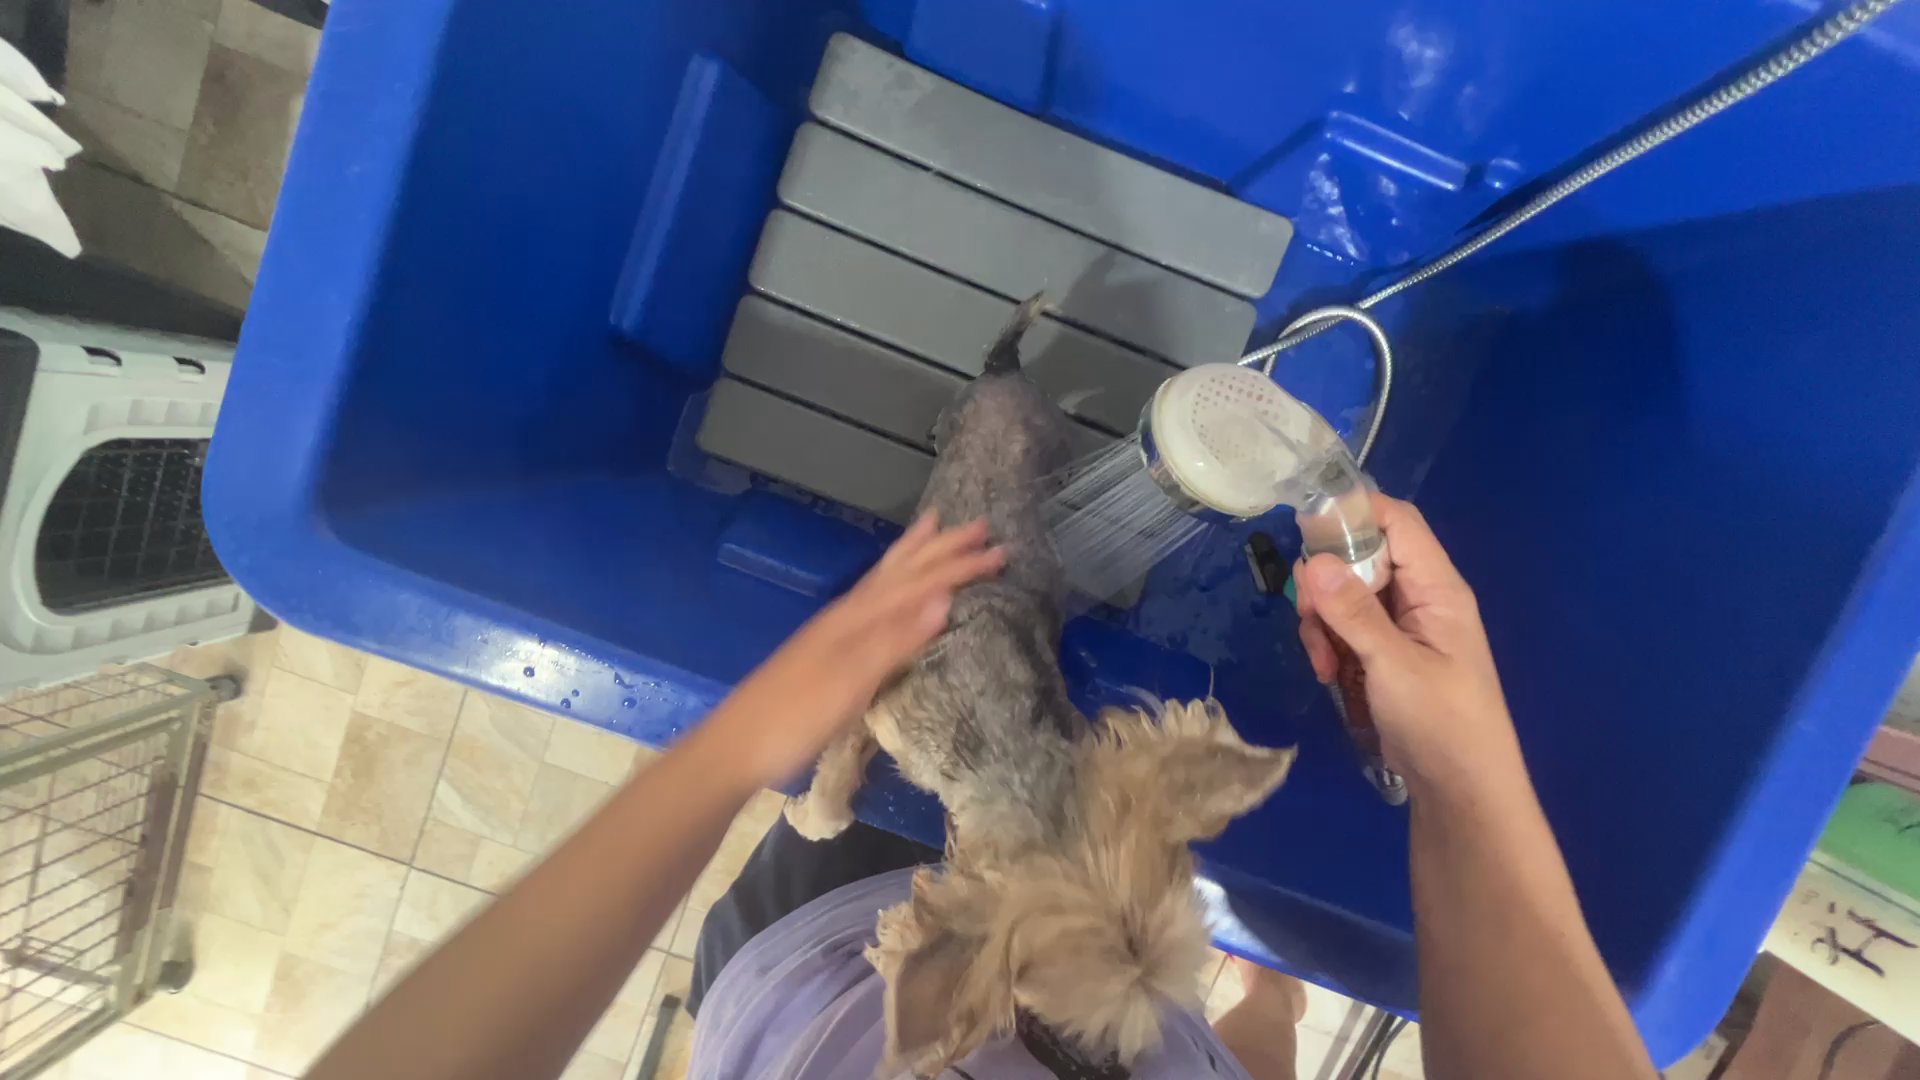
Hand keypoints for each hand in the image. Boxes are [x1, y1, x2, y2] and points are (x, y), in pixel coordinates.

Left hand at [710, 514, 1005, 789]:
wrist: (736, 746)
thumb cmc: (795, 718)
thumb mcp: (850, 684)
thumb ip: (895, 642)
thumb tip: (945, 599)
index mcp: (858, 618)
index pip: (918, 582)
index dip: (958, 566)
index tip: (998, 551)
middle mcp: (849, 613)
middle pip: (902, 570)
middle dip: (942, 547)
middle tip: (979, 525)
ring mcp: (836, 627)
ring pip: (884, 577)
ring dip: (914, 552)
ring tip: (933, 525)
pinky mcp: (830, 645)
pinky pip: (873, 596)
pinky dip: (892, 579)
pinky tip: (891, 587)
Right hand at [1293, 493, 1522, 792]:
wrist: (1460, 789)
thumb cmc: (1442, 723)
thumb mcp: (1394, 665)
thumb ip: (1353, 612)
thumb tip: (1313, 559)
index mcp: (1436, 588)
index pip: (1396, 522)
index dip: (1354, 512)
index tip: (1305, 528)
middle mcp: (1416, 596)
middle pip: (1357, 557)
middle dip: (1323, 582)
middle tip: (1309, 616)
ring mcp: (1396, 624)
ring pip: (1340, 593)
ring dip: (1320, 620)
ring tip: (1324, 662)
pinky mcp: (1380, 649)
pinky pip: (1340, 625)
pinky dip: (1326, 643)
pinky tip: (1328, 673)